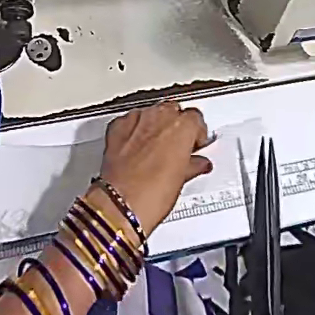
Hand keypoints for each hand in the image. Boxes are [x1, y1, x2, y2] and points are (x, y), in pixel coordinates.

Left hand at [99, 102, 212, 233]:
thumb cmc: (151, 193)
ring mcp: (137, 119)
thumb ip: (193, 163)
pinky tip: (135, 147)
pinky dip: (133, 130)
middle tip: (176, 146)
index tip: (195, 143)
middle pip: (173, 111)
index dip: (196, 132)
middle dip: (175, 125)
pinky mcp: (117, 127)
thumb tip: (197, 163)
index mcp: (182, 125)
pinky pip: (130, 121)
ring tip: (155, 148)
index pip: (195, 118)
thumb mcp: (182, 179)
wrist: (120, 204)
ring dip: (155, 126)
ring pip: (151, 113)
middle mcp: (160, 116)